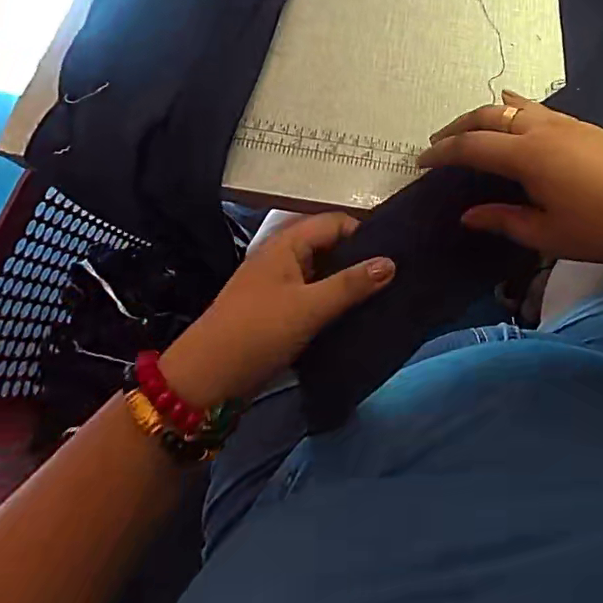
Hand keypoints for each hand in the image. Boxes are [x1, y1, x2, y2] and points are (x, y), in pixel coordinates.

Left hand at [161, 212, 393, 404]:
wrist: (206, 380)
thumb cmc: (257, 332)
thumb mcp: (309, 307)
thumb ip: (351, 284)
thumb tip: (391, 262)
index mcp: (286, 243)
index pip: (335, 222)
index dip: (365, 233)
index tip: (396, 253)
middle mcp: (283, 257)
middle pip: (330, 245)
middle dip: (360, 257)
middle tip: (396, 275)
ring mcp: (280, 284)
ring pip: (324, 272)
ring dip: (349, 281)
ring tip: (385, 294)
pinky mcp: (279, 310)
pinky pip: (315, 295)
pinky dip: (335, 300)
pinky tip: (357, 314)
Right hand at [417, 90, 602, 263]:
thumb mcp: (549, 234)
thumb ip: (504, 220)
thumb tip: (467, 215)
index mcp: (527, 154)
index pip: (471, 146)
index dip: (441, 153)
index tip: (419, 163)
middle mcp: (542, 128)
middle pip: (488, 115)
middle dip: (457, 127)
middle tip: (437, 143)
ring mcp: (566, 123)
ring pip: (513, 106)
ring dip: (485, 115)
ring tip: (470, 130)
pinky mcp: (585, 127)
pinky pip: (536, 108)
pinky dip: (514, 108)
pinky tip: (516, 114)